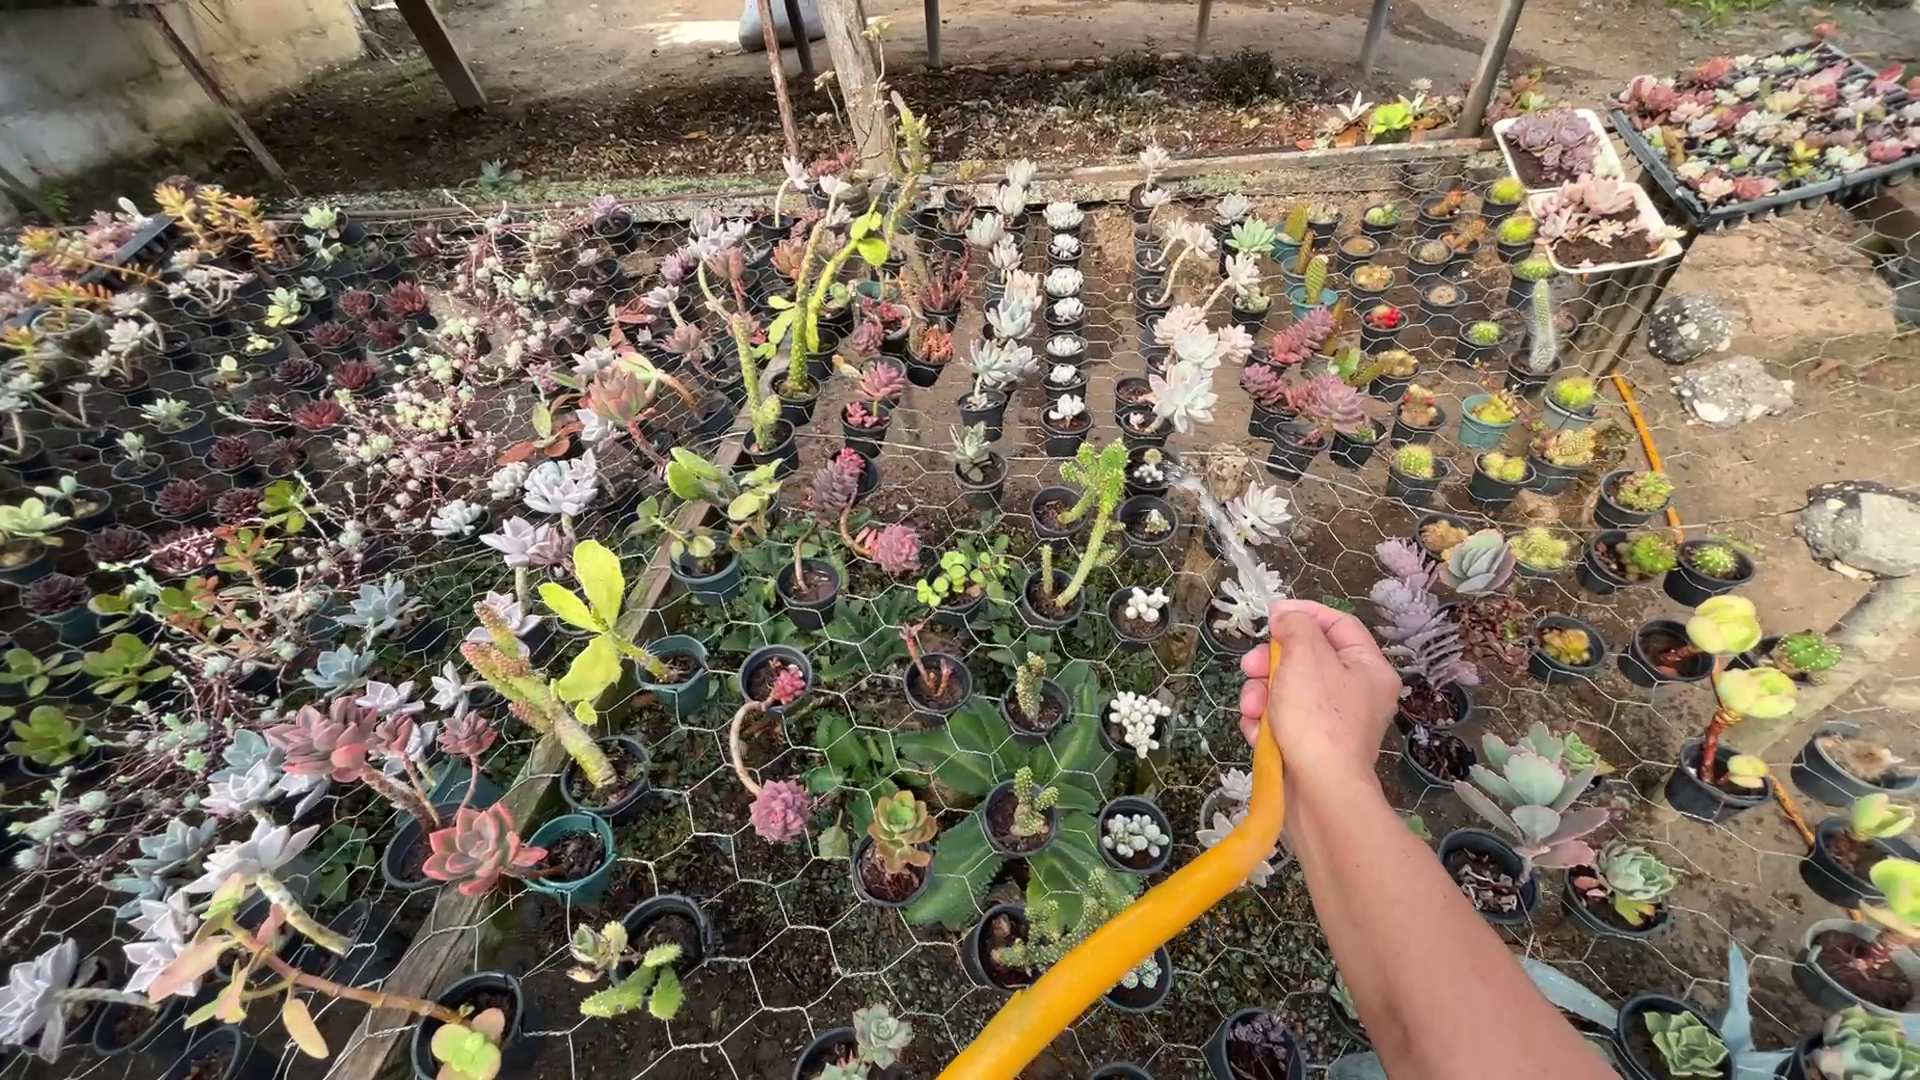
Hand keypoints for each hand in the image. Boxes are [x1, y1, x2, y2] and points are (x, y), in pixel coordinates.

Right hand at [1237, 599, 1401, 782]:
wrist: (1319, 790)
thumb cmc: (1318, 717)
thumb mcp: (1305, 657)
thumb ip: (1296, 626)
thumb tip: (1286, 616)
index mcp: (1368, 668)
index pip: (1339, 624)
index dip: (1305, 613)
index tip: (1273, 614)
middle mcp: (1355, 692)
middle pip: (1305, 657)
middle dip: (1271, 662)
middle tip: (1250, 666)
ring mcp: (1332, 721)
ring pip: (1286, 689)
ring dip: (1260, 694)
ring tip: (1250, 708)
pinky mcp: (1310, 745)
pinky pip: (1282, 719)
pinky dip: (1264, 721)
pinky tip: (1255, 730)